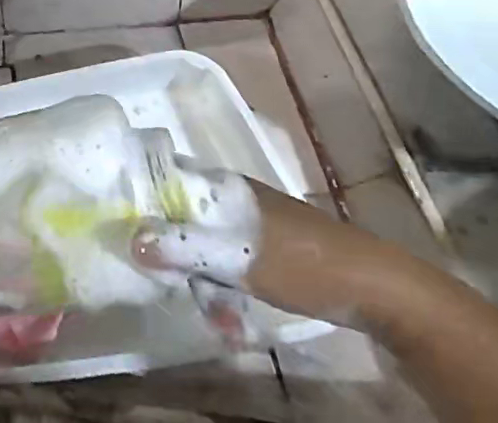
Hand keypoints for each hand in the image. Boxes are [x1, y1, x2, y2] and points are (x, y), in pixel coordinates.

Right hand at [133, 178, 429, 329]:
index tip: (123, 226)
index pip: (166, 177)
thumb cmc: (302, 261)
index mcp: (221, 184)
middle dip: (173, 255)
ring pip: (204, 245)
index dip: (142, 199)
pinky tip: (231, 320)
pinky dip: (224, 288)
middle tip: (169, 285)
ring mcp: (248, 222)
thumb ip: (185, 247)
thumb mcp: (239, 258)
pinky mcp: (263, 248)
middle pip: (181, 217)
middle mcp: (230, 196)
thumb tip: (132, 240)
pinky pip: (226, 263)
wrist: (374, 287)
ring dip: (202, 281)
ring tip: (215, 317)